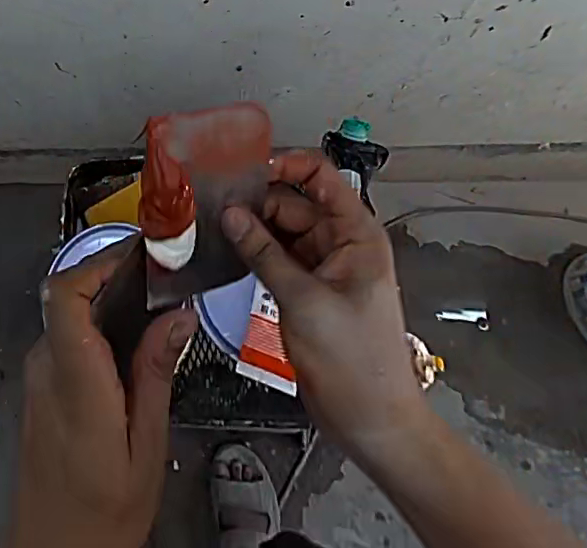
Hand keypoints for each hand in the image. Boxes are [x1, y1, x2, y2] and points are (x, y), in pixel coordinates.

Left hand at [5, 241, 196, 547]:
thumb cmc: (103, 512)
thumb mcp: (146, 446)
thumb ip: (156, 373)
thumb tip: (179, 315)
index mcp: (75, 380)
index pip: (64, 295)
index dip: (98, 262)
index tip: (139, 254)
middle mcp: (47, 367)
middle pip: (71, 296)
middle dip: (116, 276)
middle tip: (164, 277)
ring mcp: (38, 375)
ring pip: (72, 314)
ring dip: (111, 301)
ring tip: (158, 306)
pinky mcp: (41, 385)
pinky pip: (69, 336)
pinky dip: (100, 325)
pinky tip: (133, 341)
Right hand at [221, 150, 428, 461]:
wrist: (371, 421)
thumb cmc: (355, 361)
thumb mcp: (305, 301)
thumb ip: (264, 254)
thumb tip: (231, 214)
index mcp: (356, 232)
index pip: (321, 175)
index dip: (286, 165)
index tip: (248, 171)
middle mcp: (340, 240)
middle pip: (294, 202)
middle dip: (258, 202)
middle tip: (217, 205)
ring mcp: (322, 263)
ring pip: (281, 229)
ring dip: (253, 227)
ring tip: (215, 225)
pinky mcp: (307, 286)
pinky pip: (278, 255)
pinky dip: (256, 251)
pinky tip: (229, 249)